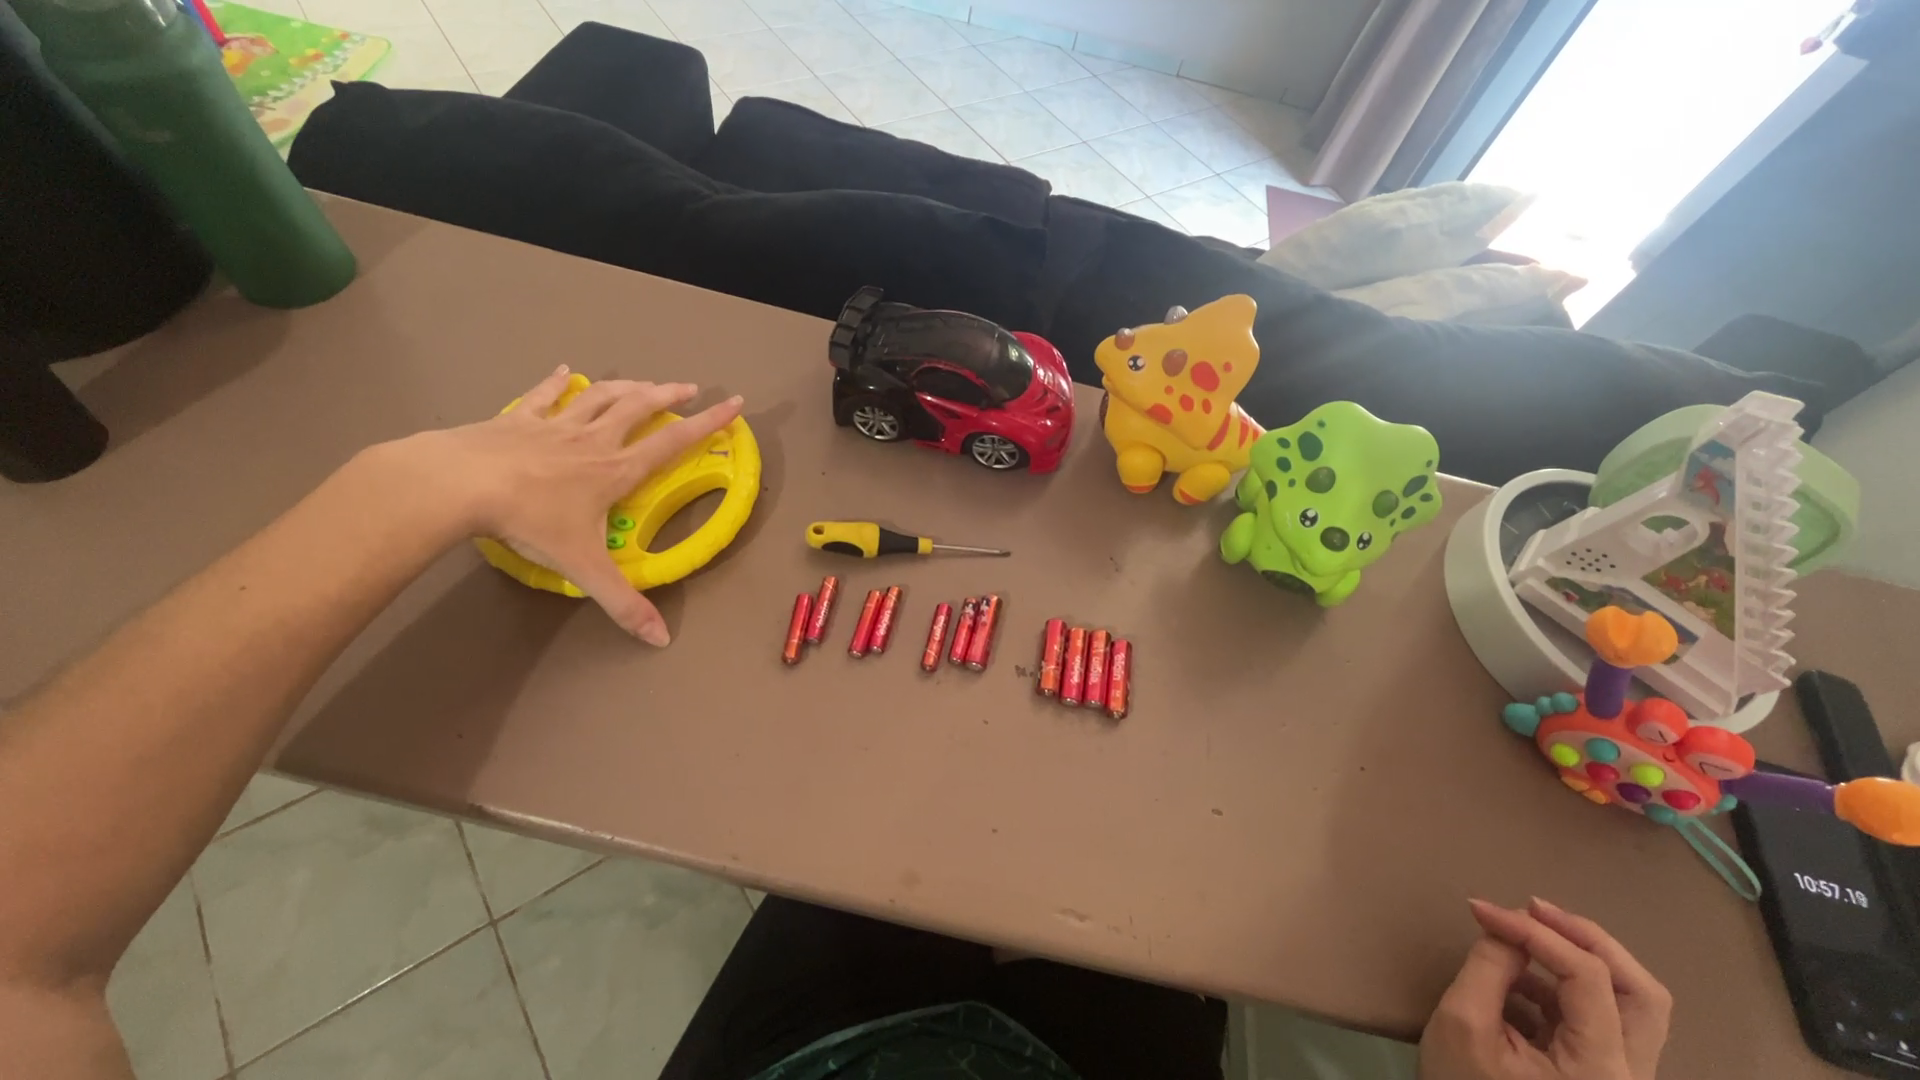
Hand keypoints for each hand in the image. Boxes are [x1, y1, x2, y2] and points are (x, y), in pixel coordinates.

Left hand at [369, 365, 743, 644]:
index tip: (734, 403)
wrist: (459, 482)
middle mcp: (593, 440)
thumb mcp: (583, 567)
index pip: (673, 443)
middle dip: (669, 396)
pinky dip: (558, 381)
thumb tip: (662, 640)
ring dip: (628, 387)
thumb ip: (622, 603)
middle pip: (639, 408)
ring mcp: (554, 424)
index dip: (708, 423)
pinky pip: (544, 394)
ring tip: (646, 383)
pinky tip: (565, 371)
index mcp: (615, 471)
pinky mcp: (517, 419)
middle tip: (690, 388)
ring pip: (600, 397)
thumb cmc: (529, 520)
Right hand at [1419, 898, 1671, 1079]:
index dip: (1535, 932)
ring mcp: (1621, 1078)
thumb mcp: (1462, 1025)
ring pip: (1634, 1004)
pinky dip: (1568, 982)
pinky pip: (1604, 1016)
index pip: (1588, 979)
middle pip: (1643, 993)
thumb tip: (1507, 929)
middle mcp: (1630, 1077)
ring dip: (1585, 957)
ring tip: (1532, 928)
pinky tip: (1521, 974)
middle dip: (1587, 939)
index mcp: (1601, 1073)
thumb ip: (1487, 968)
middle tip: (1533, 908)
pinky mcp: (1603, 1075)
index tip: (1481, 909)